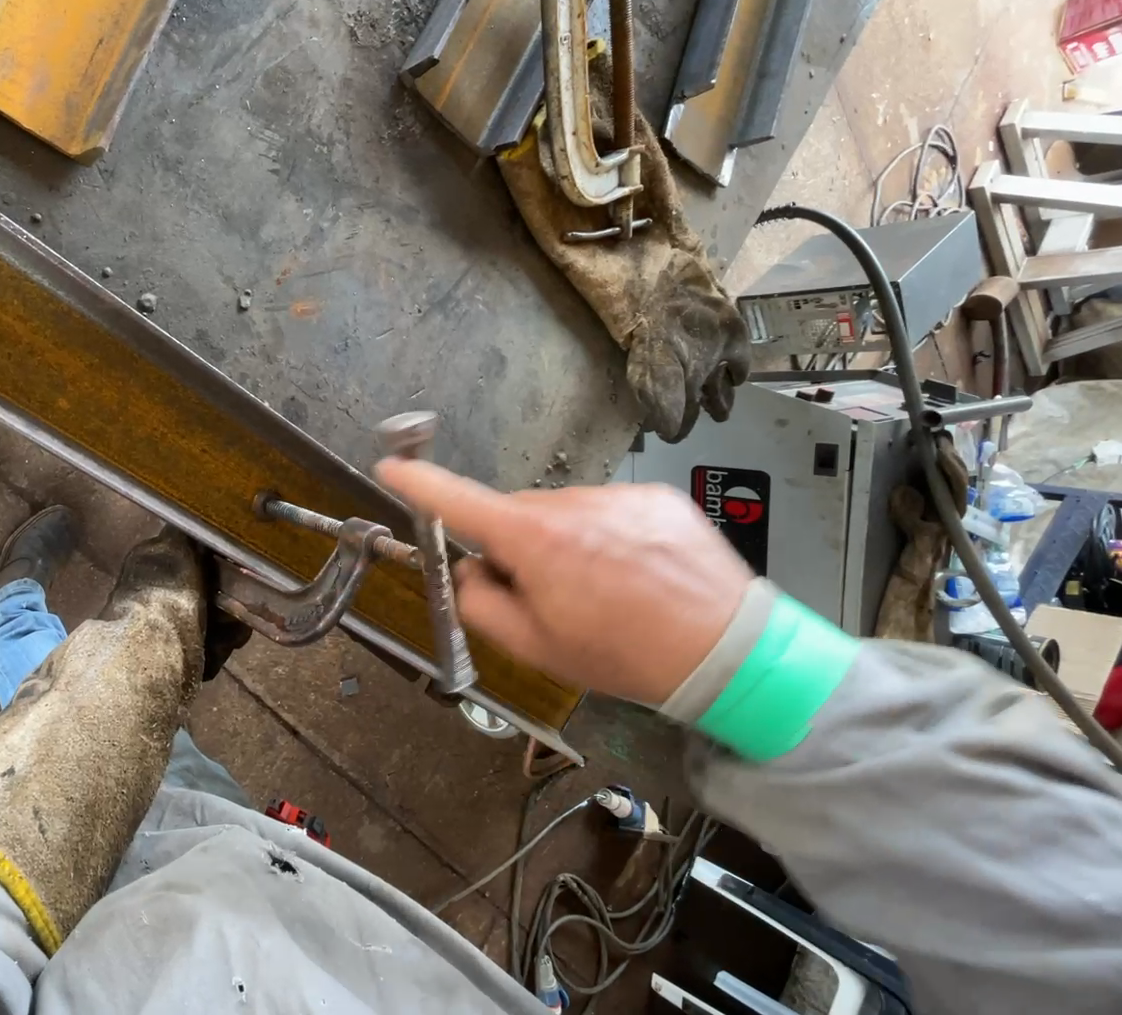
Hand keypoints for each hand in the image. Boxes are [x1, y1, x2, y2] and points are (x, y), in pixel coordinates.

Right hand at [374, 460, 752, 705]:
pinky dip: (603, 534)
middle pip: (513, 515)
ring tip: (602, 587)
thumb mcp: (534, 646)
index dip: (417, 483)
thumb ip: (480, 603)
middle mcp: (570, 504)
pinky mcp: (652, 496)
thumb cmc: (624, 654)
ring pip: (560, 513)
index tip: (392, 467)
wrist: (730, 652)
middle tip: (546, 592)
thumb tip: (469, 570)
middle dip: (514, 545)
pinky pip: (603, 509)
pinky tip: (632, 571)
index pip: (457, 499)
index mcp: (533, 540)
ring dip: (562, 541)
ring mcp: (615, 495)